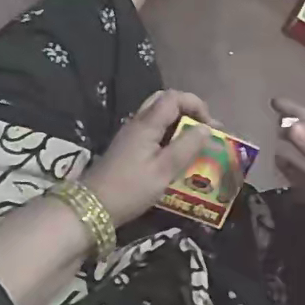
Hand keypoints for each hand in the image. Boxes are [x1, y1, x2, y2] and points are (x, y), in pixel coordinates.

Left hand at [82, 90, 212, 224]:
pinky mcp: (127, 148)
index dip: (196, 105)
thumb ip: (186, 147)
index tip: (211, 126)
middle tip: (203, 130)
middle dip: (188, 110)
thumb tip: (206, 128)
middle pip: (164, 101)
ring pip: (157, 116)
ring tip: (194, 142)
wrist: (93, 207)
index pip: (174, 97)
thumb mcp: (164, 171)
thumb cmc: (131, 189)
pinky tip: (177, 154)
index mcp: (147, 124)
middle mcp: (137, 123)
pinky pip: (152, 130)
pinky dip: (168, 135)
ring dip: (178, 123)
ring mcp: (130, 135)